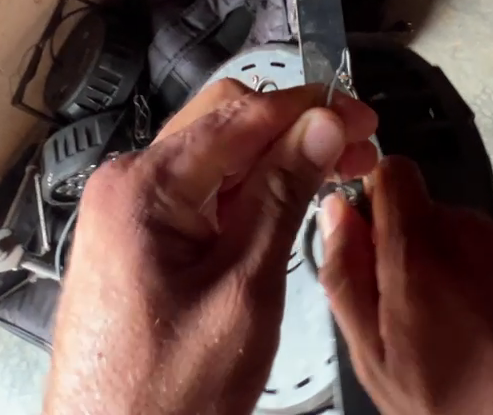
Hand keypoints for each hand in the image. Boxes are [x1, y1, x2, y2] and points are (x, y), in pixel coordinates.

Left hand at [45, 80, 378, 414]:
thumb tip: (325, 121)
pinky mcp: (138, 230)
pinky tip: (291, 194)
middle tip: (357, 147)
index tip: (364, 118)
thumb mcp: (245, 290)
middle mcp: (129, 179)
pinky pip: (203, 185)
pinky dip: (251, 184)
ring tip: (336, 169)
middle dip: (297, 125)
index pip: (242, 114)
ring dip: (279, 153)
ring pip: (220, 150)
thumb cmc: (172, 394)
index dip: (311, 107)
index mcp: (145, 185)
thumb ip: (284, 194)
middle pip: (228, 119)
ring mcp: (129, 205)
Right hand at [319, 157, 492, 414]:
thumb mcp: (374, 356)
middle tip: (420, 305)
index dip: (379, 197)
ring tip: (462, 319)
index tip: (377, 236)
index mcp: (418, 250)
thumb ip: (347, 274)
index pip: (393, 172)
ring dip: (455, 259)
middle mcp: (467, 229)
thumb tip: (336, 211)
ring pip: (463, 228)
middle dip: (416, 243)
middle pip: (426, 208)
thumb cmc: (450, 402)